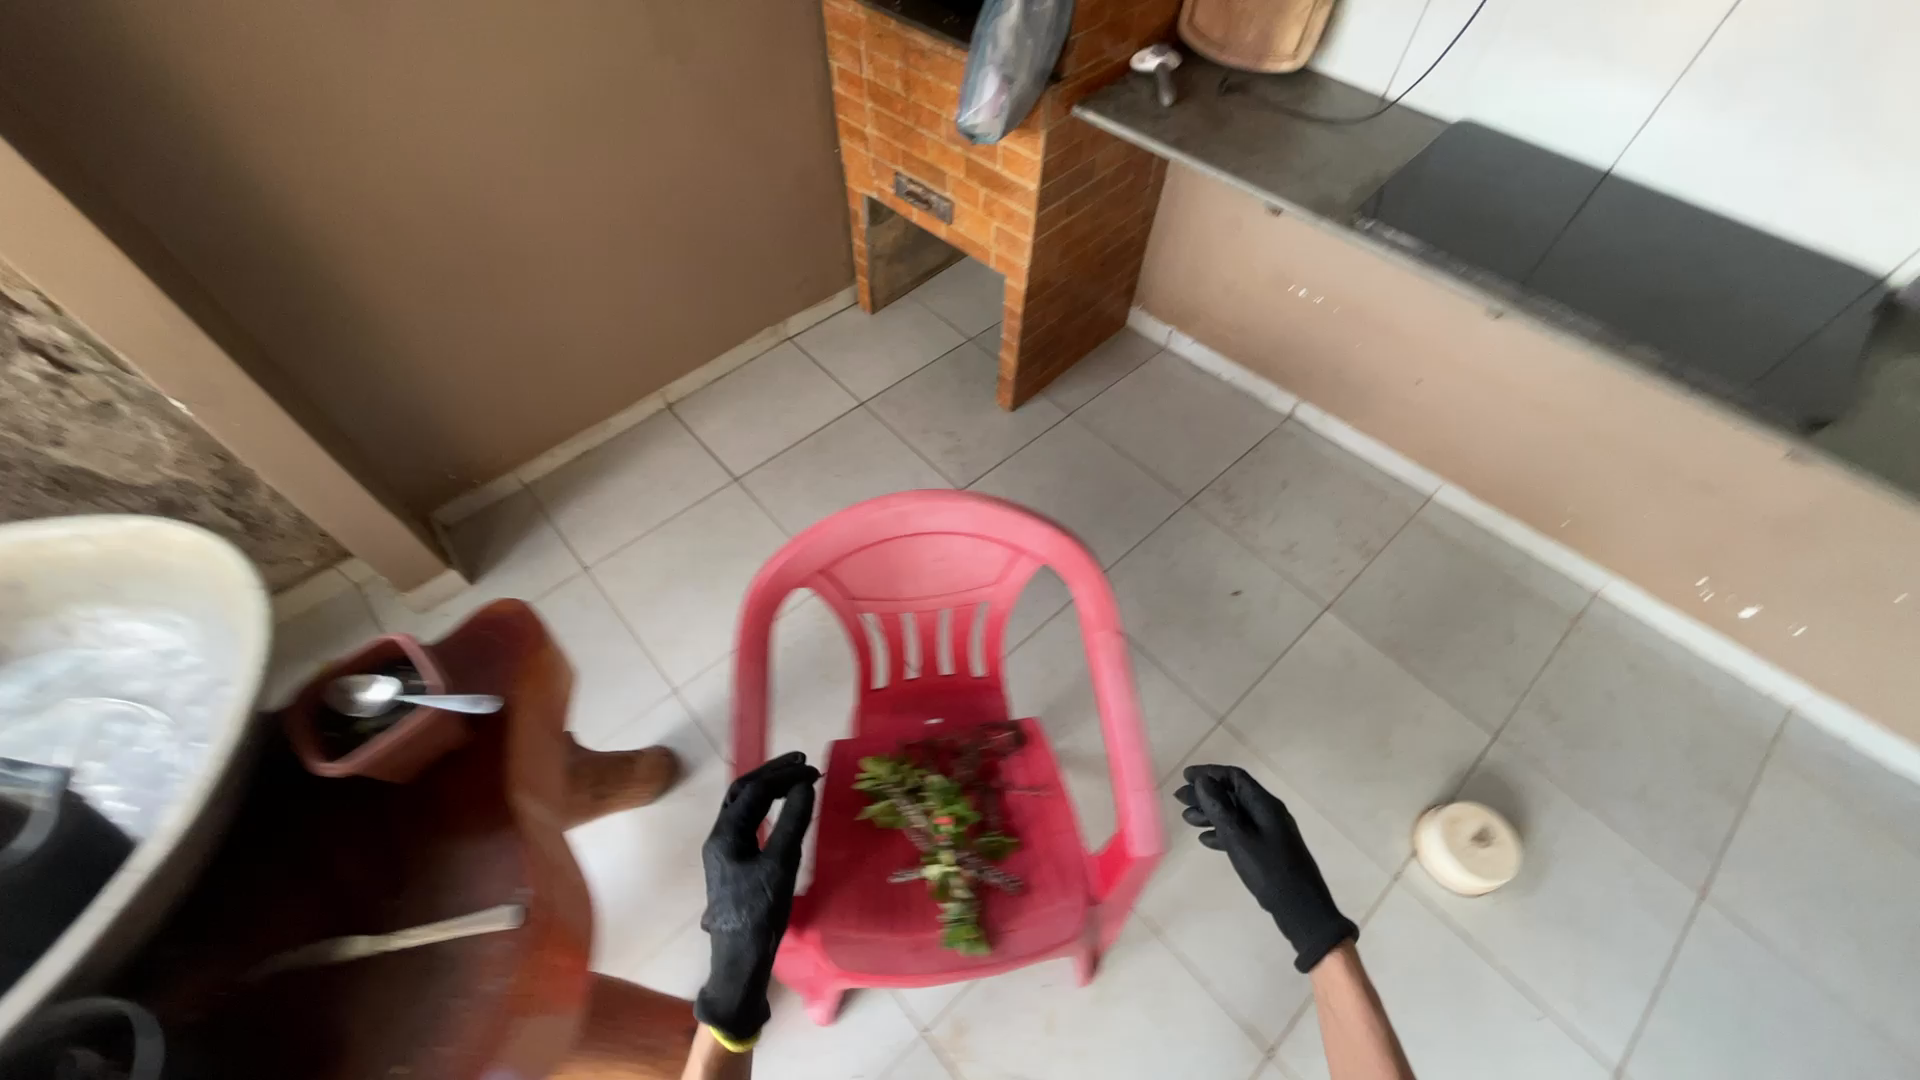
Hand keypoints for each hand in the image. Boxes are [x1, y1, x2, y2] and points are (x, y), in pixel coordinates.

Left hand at [695, 751, 819, 1040]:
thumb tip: (806, 786)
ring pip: (744, 805)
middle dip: (772, 773)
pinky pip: (749, 821)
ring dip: (769, 787)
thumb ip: (793, 823)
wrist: (740, 960)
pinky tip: (784, 807)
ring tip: (796, 777)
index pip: (755, 791)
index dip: (784, 776)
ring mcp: (725, 849)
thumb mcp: (781, 866)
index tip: (813, 772)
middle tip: (802, 762)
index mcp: (725, 835)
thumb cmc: (759, 913)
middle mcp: (720, 836)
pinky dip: (768, 805)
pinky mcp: (735, 861)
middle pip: (743, 791)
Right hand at [1175, 764, 1356, 973]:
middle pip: (1233, 794)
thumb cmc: (1268, 870)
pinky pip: (1241, 832)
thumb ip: (1220, 807)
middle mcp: (1268, 813)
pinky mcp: (1269, 849)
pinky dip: (1221, 832)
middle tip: (1180, 799)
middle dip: (1205, 793)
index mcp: (1264, 804)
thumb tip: (1203, 780)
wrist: (1301, 910)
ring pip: (1235, 814)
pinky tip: (1206, 840)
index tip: (1185, 777)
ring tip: (1187, 819)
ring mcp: (1270, 832)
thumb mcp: (1238, 837)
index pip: (1234, 777)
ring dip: (1210, 813)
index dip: (1209, 773)